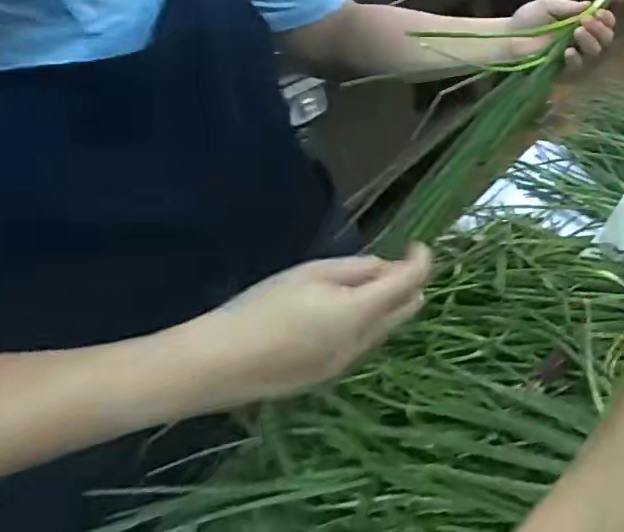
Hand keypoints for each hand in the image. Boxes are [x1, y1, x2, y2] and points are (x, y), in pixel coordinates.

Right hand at [175, 244, 431, 411]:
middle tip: (384, 266)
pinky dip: (365, 324)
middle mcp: (361, 344)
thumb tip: (386, 268)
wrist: (202, 368)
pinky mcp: (325, 379)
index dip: (421, 259)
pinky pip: (363, 344)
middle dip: (408, 283)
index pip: (413, 282)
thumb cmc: (257, 309)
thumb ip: (359, 268)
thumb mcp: (313, 273)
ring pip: (388, 327)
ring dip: (386, 304)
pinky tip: (336, 314)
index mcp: (360, 314)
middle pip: (409, 307)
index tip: (414, 244)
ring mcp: (344, 366)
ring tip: (353, 288)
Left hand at [509, 0, 616, 67]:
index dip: (607, 18)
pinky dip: (576, 58)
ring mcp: (575, 53)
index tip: (599, 12)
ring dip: (591, 40)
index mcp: (581, 22)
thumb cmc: (527, 20)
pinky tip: (568, 51)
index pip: (604, 22)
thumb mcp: (547, 5)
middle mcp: (582, 38)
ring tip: (577, 32)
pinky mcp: (565, 68)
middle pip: (606, 38)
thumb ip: (568, 6)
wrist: (508, 37)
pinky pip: (579, 65)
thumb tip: (590, 5)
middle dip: (601, 29)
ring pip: (596, 51)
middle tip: (586, 21)